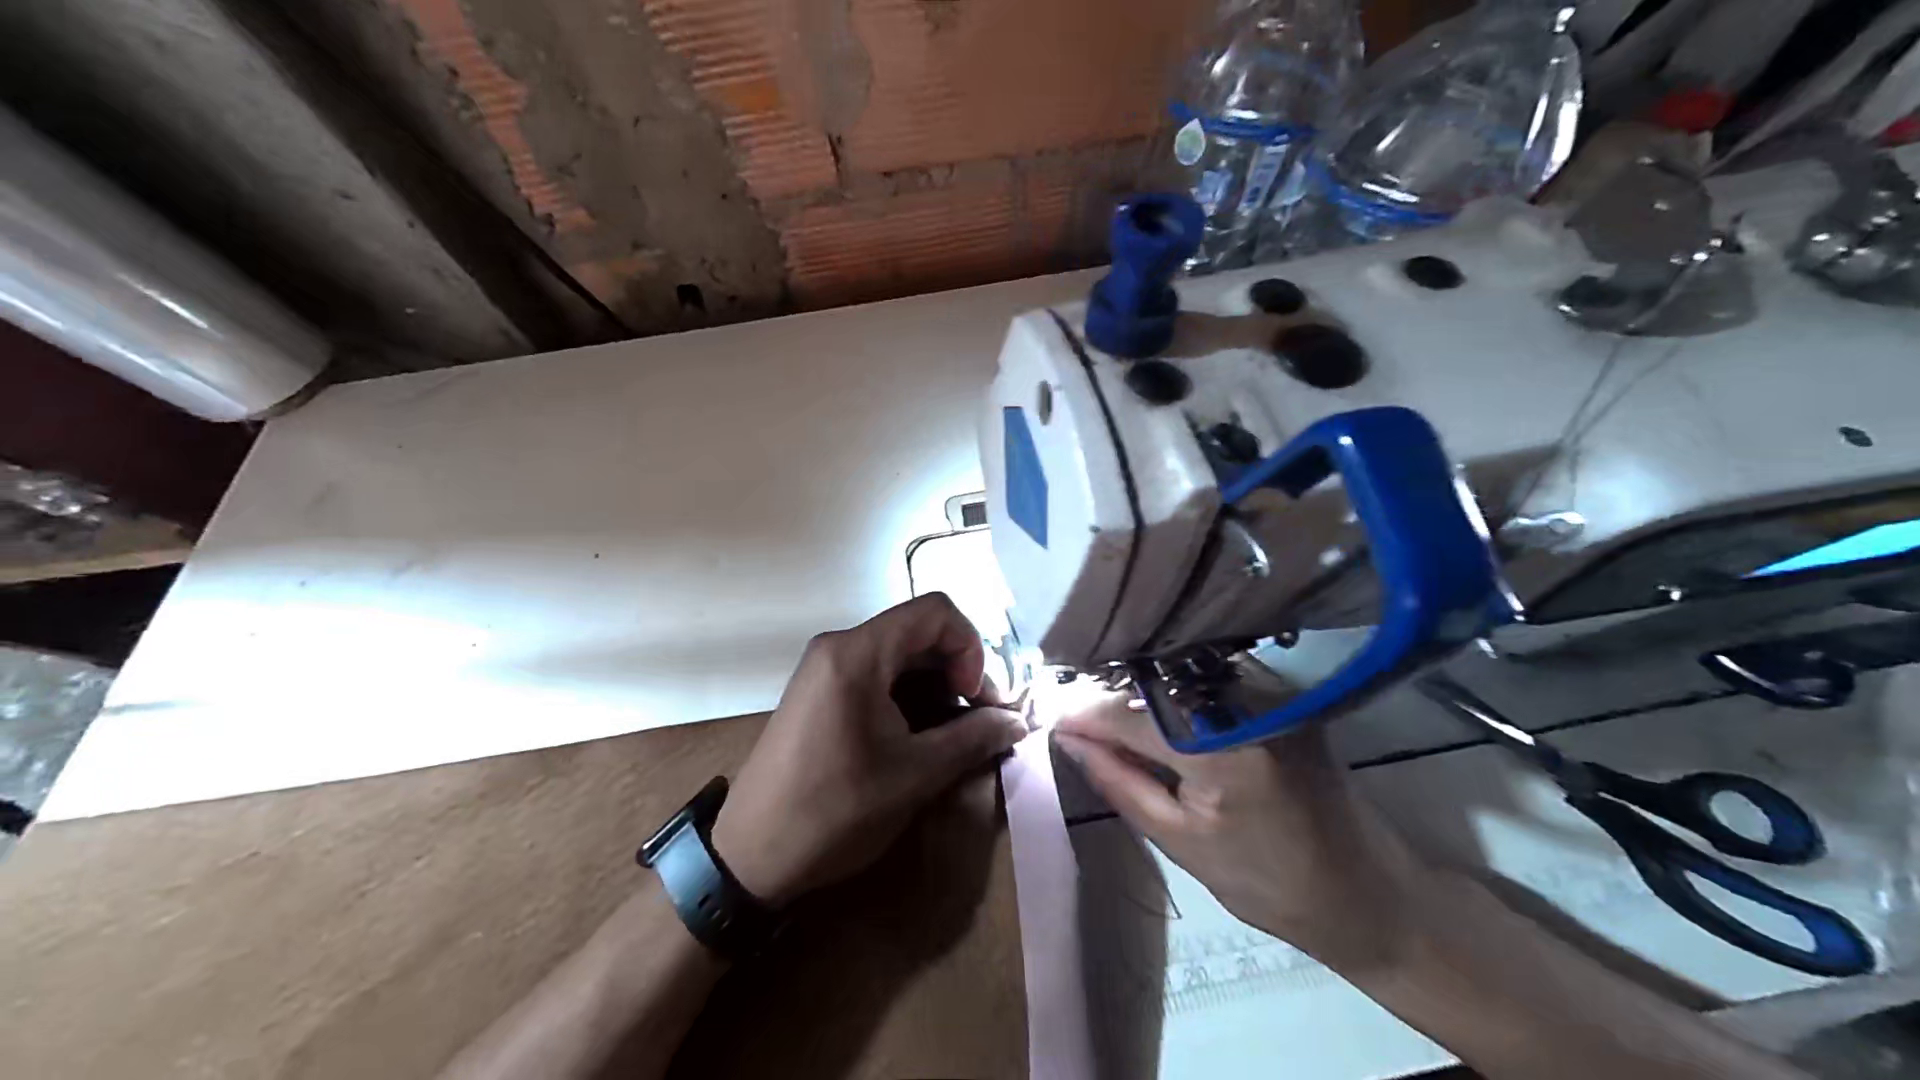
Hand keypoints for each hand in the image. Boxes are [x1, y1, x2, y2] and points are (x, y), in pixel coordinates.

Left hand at [710, 593, 1026, 907]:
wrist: (749, 855)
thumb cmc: (834, 811)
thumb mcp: (914, 775)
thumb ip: (973, 739)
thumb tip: (1018, 722)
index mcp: (858, 653)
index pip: (936, 611)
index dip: (971, 648)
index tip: (975, 700)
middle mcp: (839, 646)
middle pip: (919, 630)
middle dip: (958, 669)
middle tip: (979, 720)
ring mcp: (824, 667)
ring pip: (900, 653)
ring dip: (936, 684)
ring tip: (953, 734)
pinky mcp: (819, 690)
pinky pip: (877, 673)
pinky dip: (908, 694)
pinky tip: (919, 735)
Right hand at [1053, 696, 1422, 967]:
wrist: (1366, 891)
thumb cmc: (1268, 883)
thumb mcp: (1180, 842)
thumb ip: (1119, 782)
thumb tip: (1069, 739)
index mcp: (1220, 750)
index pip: (1127, 713)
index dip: (1083, 715)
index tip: (1052, 720)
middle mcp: (1246, 702)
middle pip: (1151, 682)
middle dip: (1108, 699)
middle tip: (1079, 724)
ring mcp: (1271, 689)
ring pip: (1177, 674)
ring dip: (1139, 692)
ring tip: (1113, 721)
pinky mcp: (1284, 689)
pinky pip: (1208, 677)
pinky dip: (1175, 692)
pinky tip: (1159, 715)